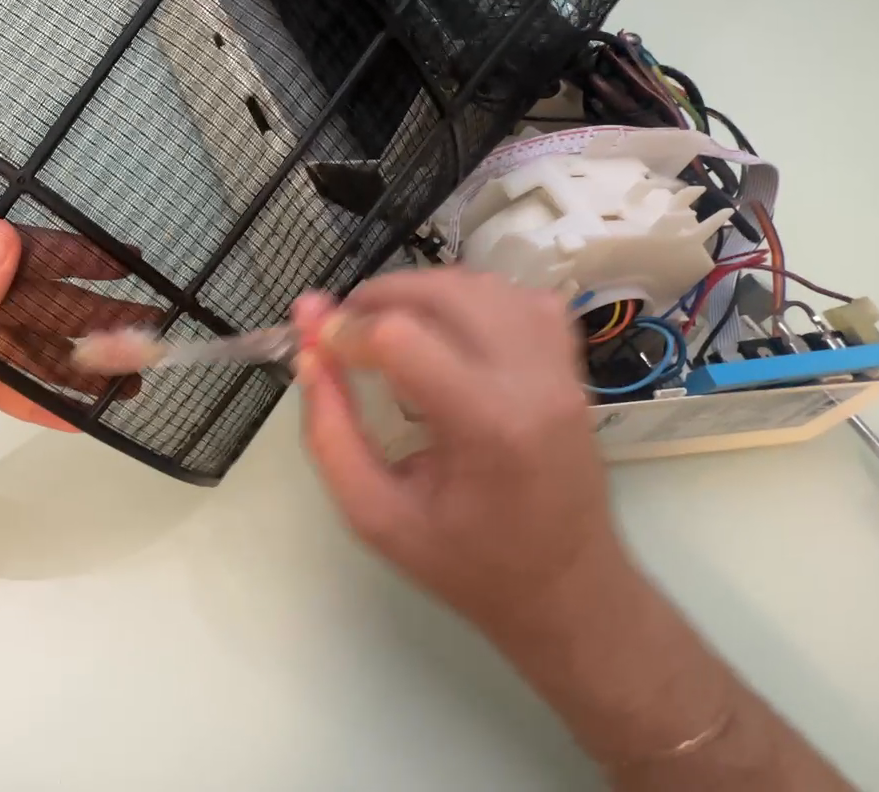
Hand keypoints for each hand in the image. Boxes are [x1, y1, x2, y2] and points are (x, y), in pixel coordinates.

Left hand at [0, 220, 159, 512]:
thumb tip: (5, 233)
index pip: (0, 254)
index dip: (64, 255)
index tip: (119, 262)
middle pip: (17, 301)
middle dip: (79, 317)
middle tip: (141, 328)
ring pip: (13, 341)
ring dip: (65, 361)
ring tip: (123, 376)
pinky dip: (32, 394)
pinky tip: (75, 410)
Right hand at [291, 270, 634, 638]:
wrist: (569, 592)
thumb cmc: (464, 562)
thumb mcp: (370, 512)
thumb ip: (328, 430)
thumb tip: (306, 350)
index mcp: (486, 426)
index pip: (400, 336)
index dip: (343, 330)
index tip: (317, 349)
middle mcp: (532, 383)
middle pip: (442, 292)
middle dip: (376, 299)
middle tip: (342, 331)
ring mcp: (561, 370)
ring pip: (481, 285)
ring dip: (420, 291)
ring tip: (386, 327)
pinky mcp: (572, 368)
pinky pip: (520, 299)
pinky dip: (472, 298)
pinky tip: (446, 330)